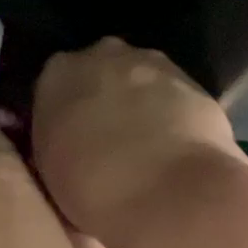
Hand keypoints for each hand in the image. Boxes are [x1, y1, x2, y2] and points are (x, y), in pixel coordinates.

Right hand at [31, 38, 247, 242]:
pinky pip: (175, 101)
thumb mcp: (50, 169)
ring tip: (144, 154)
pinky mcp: (197, 84)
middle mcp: (105, 55)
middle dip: (104, 102)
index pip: (55, 87)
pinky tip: (173, 154)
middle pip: (100, 73)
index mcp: (58, 73)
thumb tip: (69, 143)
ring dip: (141, 108)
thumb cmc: (90, 187)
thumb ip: (56, 141)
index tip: (70, 145)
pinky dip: (173, 120)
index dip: (64, 116)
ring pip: (141, 82)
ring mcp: (155, 64)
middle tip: (106, 146)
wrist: (165, 193)